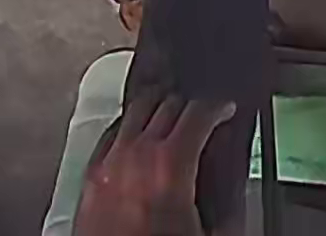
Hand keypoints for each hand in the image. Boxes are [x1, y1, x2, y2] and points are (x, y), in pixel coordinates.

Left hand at [76, 92, 236, 235]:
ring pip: (139, 107)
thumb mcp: (211, 235)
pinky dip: (131, 125)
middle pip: (170, 102)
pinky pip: (113, 131)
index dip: (219, 106)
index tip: (226, 109)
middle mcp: (137, 154)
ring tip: (173, 115)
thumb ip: (229, 203)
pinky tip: (140, 136)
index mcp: (170, 166)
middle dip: (192, 106)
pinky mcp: (90, 177)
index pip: (200, 110)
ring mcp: (110, 163)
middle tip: (204, 116)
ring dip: (161, 106)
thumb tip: (235, 180)